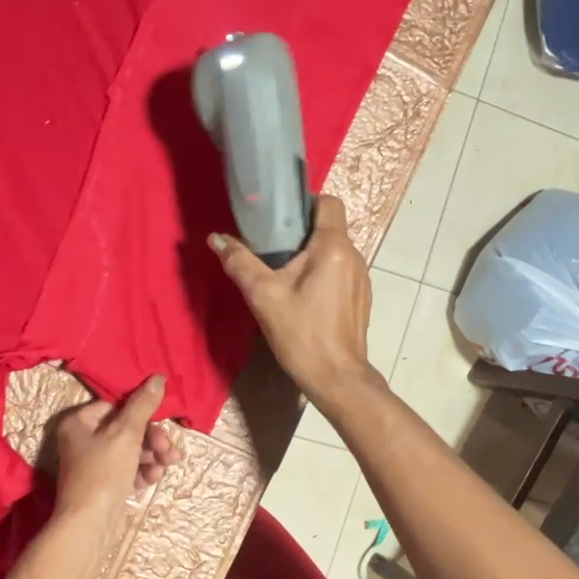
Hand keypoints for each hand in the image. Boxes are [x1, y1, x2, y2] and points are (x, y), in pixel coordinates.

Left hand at [53, 375, 182, 523]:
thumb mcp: (126, 433)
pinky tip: (153, 479)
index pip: (114, 406)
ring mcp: (93, 465)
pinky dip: (142, 472)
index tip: (161, 420)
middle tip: (168, 449)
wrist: (90, 524)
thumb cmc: (103, 472)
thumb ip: (142, 404)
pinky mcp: (104, 485)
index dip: (140, 413)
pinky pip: (128, 470)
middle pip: (126, 429)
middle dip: (151, 439)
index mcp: (79, 423)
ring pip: (130, 451)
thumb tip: (157, 377)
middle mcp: (82, 441)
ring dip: (152, 456)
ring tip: (167, 464)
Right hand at [209, 195, 380, 404]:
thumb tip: (216, 239)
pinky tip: (305, 298)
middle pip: (329, 228)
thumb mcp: (263, 296)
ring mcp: (361, 278)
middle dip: (301, 234)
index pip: (328, 202)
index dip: (305, 202)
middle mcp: (354, 256)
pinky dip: (322, 275)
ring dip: (311, 257)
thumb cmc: (301, 334)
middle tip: (272, 250)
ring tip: (285, 276)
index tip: (280, 218)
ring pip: (334, 252)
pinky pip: (340, 273)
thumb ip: (240, 263)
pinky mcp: (361, 298)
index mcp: (333, 247)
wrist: (336, 377)